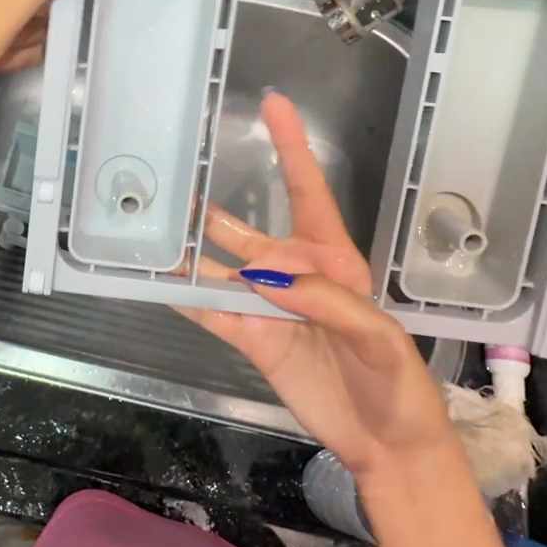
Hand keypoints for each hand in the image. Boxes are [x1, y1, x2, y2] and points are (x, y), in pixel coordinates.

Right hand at [180, 92, 457, 479]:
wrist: (384, 443)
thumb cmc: (397, 383)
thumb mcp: (377, 338)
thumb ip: (327, 301)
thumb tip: (264, 276)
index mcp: (334, 260)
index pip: (308, 192)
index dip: (292, 147)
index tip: (274, 104)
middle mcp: (294, 274)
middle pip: (248, 232)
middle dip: (212, 209)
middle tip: (172, 182)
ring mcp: (268, 307)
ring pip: (219, 271)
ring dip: (187, 254)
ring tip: (149, 234)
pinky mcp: (252, 339)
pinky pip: (212, 312)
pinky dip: (184, 299)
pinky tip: (155, 282)